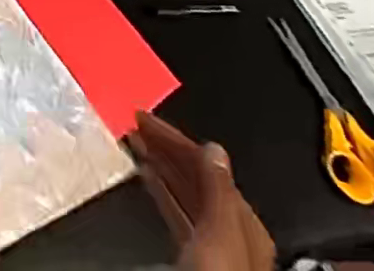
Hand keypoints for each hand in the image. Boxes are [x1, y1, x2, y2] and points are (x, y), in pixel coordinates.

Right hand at [127, 111, 274, 270]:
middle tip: (131, 124)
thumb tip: (212, 147)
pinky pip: (176, 211)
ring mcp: (212, 246)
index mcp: (242, 222)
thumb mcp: (218, 236)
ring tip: (133, 144)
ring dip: (159, 164)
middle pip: (196, 177)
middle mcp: (231, 230)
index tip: (141, 116)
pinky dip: (159, 189)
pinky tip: (145, 180)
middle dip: (165, 147)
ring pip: (184, 192)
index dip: (174, 138)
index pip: (207, 165)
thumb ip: (217, 191)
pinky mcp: (193, 259)